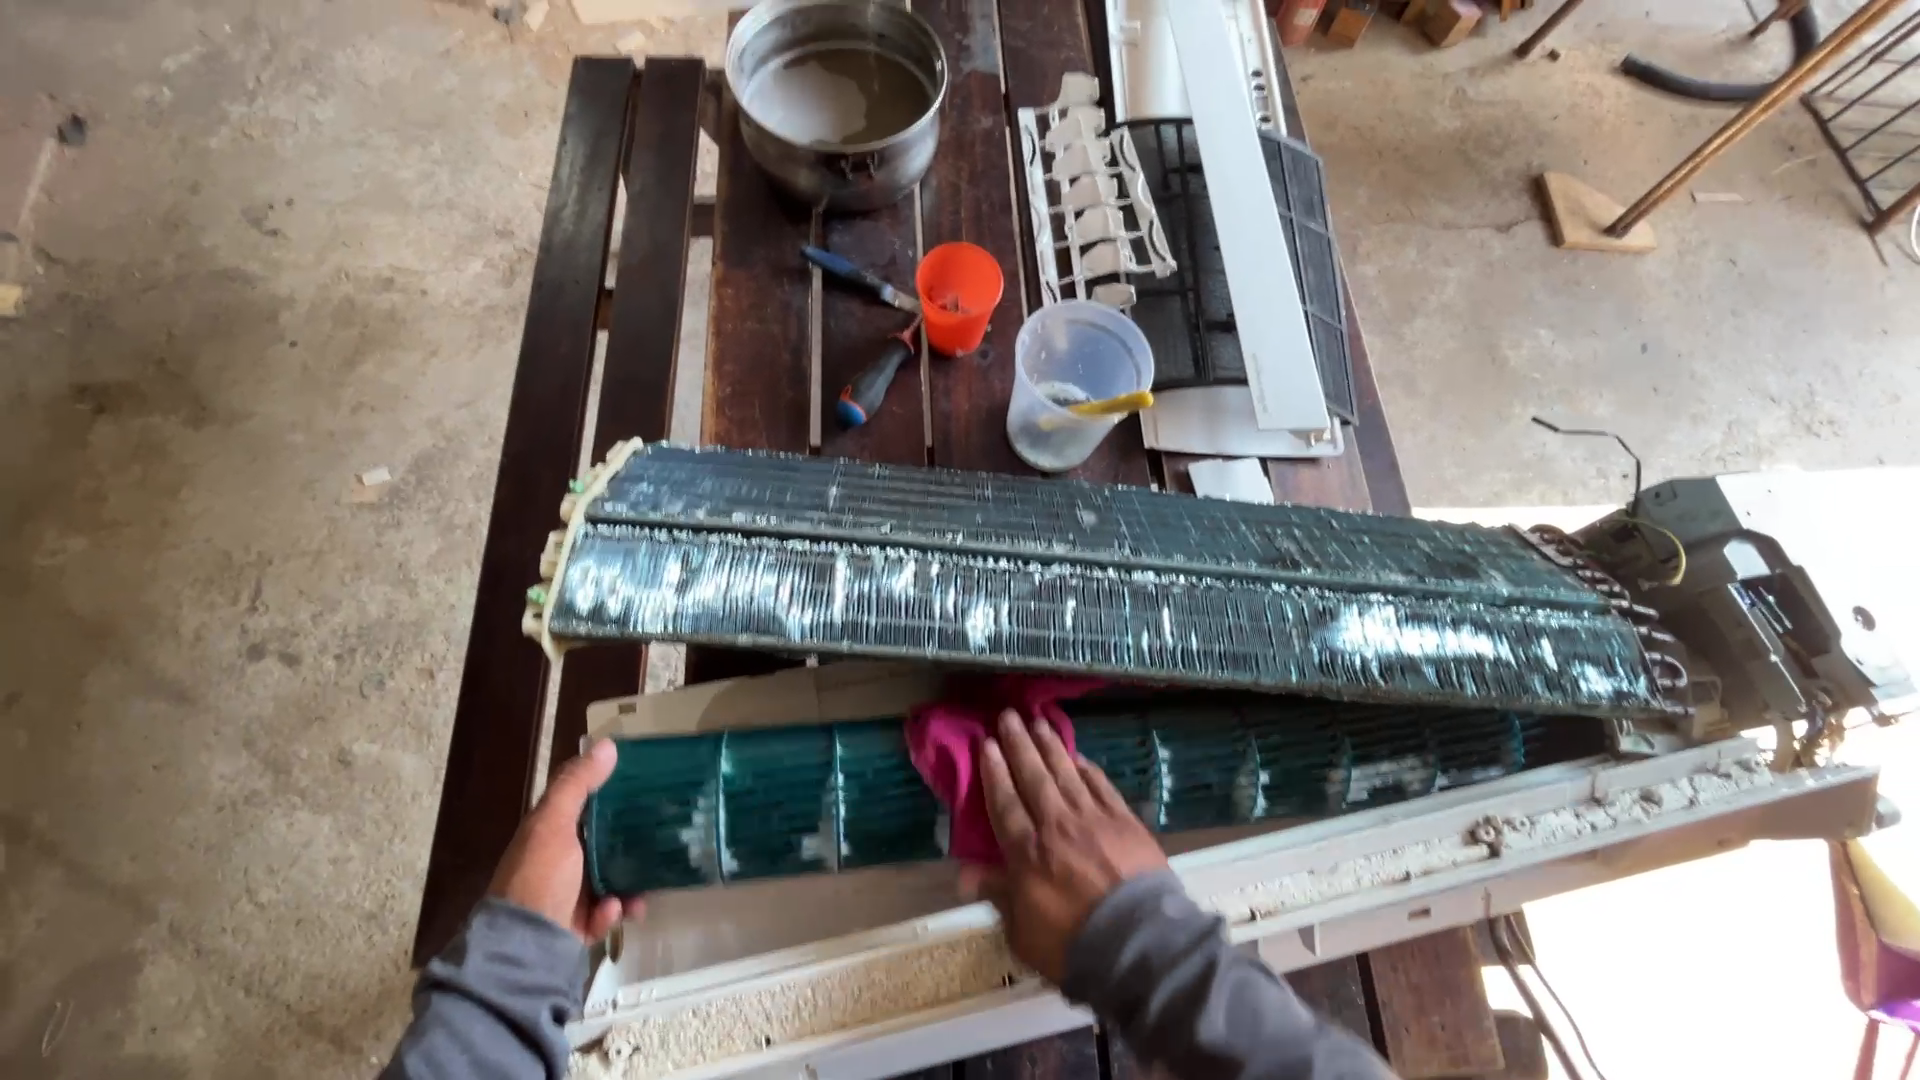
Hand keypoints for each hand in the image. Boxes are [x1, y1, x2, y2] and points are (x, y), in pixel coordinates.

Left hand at [488, 738, 643, 942]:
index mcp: (550, 833)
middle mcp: (561, 861)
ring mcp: (571, 895)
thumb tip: (608, 744)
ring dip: (632, 879)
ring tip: (646, 884)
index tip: (648, 783)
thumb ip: (577, 786)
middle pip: (606, 841)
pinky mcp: (582, 924)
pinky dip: (617, 909)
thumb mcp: (553, 825)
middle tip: (664, 832)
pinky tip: (617, 910)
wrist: (524, 951)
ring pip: (615, 876)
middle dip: (634, 840)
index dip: (614, 791)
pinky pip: (611, 910)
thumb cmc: (539, 879)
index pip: (586, 804)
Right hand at [963, 709, 1168, 982]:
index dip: (994, 772)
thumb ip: (997, 895)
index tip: (986, 745)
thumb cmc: (1072, 945)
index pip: (1005, 803)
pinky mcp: (1124, 821)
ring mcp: (1093, 818)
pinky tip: (1078, 756)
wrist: (1139, 945)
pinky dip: (1087, 768)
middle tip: (1008, 717)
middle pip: (1033, 777)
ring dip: (1050, 746)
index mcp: (1027, 851)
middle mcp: (1056, 824)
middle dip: (1018, 745)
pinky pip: (1100, 785)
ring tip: (1038, 722)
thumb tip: (964, 873)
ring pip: (1065, 772)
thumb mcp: (1022, 931)